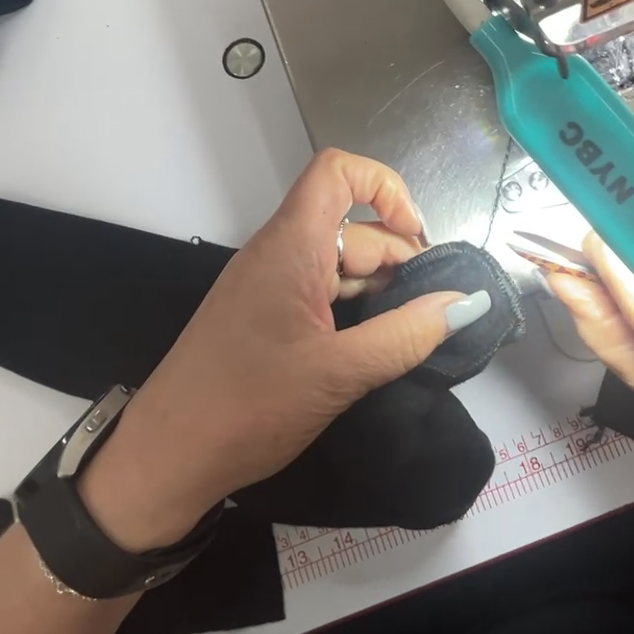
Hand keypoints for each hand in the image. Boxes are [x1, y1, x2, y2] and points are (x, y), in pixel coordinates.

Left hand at [81, 149, 489, 548]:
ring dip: (381, 291)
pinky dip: (357, 312)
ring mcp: (271, 286)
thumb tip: (467, 303)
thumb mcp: (339, 372)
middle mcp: (280, 254)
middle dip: (398, 260)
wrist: (166, 461)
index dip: (386, 187)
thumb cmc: (247, 407)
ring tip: (411, 336)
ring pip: (340, 264)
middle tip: (431, 313)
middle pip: (352, 227)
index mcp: (290, 246)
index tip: (418, 240)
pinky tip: (379, 347)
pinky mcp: (267, 317)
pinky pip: (323, 294)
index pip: (338, 172)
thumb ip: (407, 335)